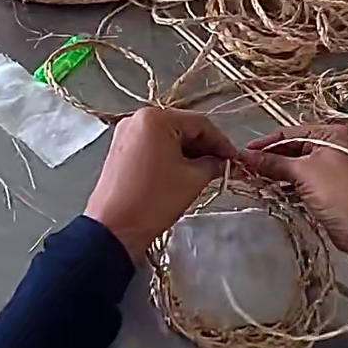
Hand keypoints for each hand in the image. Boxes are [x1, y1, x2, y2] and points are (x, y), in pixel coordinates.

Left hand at [85, 108, 237, 259]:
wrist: (114, 229)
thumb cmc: (154, 200)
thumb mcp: (193, 179)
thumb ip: (213, 163)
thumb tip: (222, 161)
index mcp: (156, 118)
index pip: (200, 123)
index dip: (221, 141)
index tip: (234, 157)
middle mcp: (138, 118)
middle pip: (183, 127)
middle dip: (204, 146)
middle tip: (222, 165)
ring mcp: (126, 133)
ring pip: (168, 136)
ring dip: (188, 152)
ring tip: (206, 170)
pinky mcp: (121, 149)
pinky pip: (153, 145)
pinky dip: (171, 155)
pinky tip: (184, 170)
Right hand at [238, 124, 347, 288]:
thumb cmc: (341, 195)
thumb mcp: (304, 173)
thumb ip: (274, 163)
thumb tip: (247, 156)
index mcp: (331, 134)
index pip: (290, 133)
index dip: (266, 143)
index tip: (243, 153)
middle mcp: (334, 147)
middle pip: (294, 149)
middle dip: (271, 159)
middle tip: (246, 169)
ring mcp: (335, 169)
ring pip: (298, 166)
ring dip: (278, 174)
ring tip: (255, 181)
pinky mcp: (333, 189)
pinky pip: (305, 182)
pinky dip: (289, 185)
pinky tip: (274, 191)